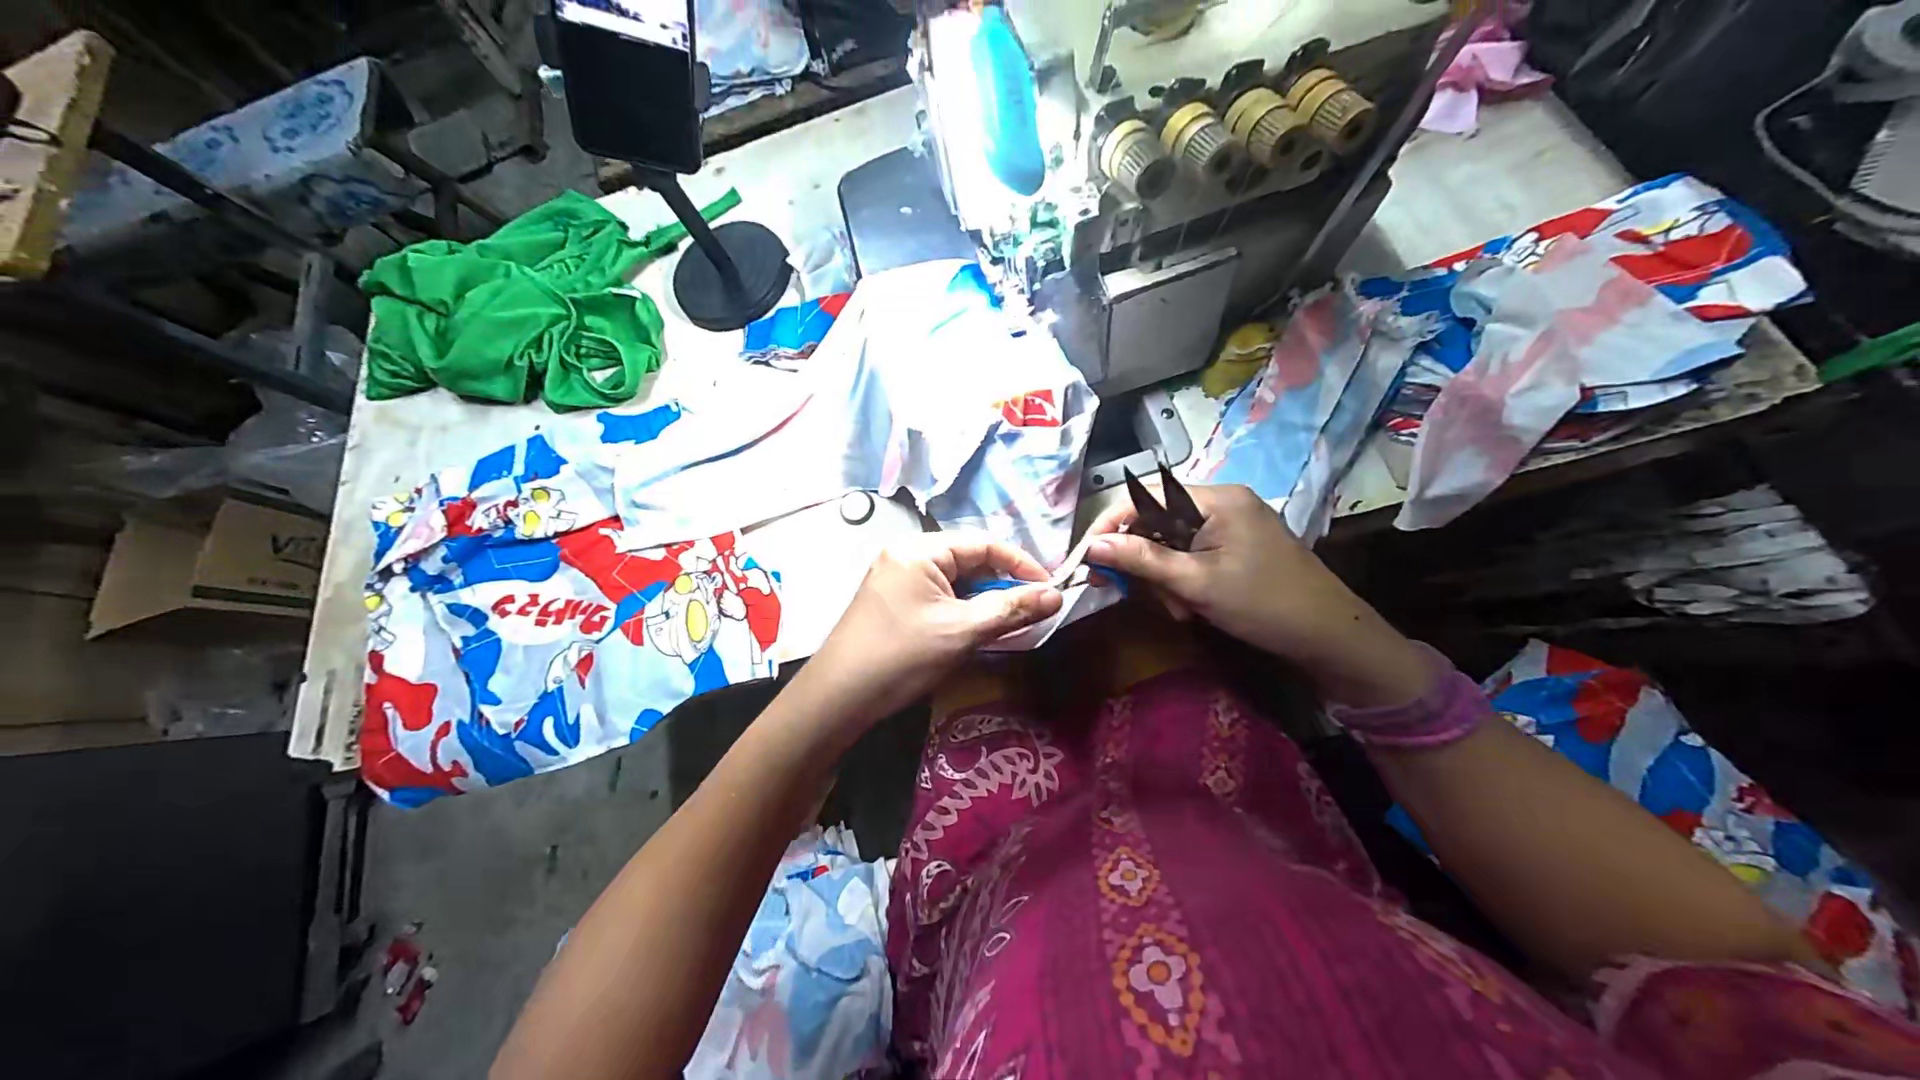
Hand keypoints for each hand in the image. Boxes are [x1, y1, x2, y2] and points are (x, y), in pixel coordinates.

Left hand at [791, 533, 1063, 733]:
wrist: (838, 698)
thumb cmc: (902, 657)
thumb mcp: (962, 632)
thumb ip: (1011, 609)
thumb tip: (1057, 595)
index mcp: (919, 550)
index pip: (984, 543)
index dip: (1022, 565)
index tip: (1050, 589)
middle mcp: (906, 554)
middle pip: (969, 560)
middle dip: (1002, 585)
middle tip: (1030, 612)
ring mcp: (896, 578)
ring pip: (955, 580)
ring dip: (983, 600)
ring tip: (1006, 625)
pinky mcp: (892, 601)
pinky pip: (938, 595)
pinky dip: (962, 610)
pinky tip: (975, 631)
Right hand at [1084, 483, 1428, 707]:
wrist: (1330, 637)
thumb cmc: (1263, 605)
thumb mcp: (1196, 584)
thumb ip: (1143, 560)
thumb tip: (1092, 547)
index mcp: (1216, 498)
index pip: (1144, 496)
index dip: (1110, 525)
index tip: (1088, 559)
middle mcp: (1222, 501)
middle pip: (1156, 519)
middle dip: (1144, 560)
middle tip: (1138, 594)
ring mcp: (1232, 523)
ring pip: (1171, 541)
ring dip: (1164, 577)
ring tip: (1180, 610)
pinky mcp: (1236, 544)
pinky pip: (1191, 553)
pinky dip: (1183, 580)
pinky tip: (1191, 607)